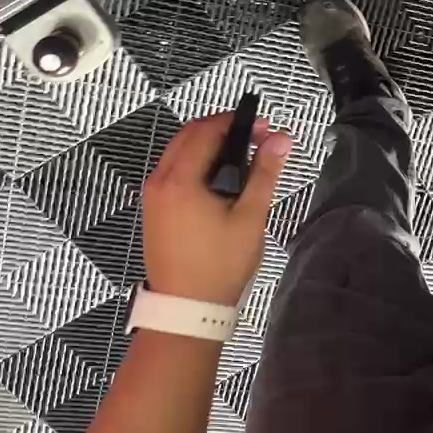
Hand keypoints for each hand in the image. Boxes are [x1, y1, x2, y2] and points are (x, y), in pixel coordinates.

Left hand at [140, 113, 292, 305]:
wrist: (188, 309)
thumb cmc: (218, 267)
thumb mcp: (250, 217)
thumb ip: (265, 172)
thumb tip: (280, 139)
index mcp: (180, 181)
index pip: (207, 130)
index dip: (237, 122)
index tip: (263, 127)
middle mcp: (159, 183)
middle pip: (189, 134)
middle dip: (223, 128)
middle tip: (255, 138)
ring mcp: (152, 197)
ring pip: (178, 151)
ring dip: (208, 144)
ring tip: (242, 158)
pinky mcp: (154, 210)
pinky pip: (172, 170)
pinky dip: (195, 163)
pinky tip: (220, 179)